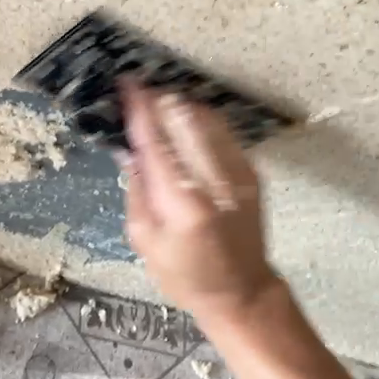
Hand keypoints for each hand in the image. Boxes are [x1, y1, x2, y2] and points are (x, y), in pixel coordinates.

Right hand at [117, 81, 279, 324]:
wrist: (243, 294)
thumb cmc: (185, 275)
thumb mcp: (145, 240)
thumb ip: (136, 190)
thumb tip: (129, 149)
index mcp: (182, 203)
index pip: (155, 140)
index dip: (139, 107)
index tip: (127, 84)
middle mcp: (213, 182)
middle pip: (184, 120)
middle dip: (159, 99)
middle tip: (140, 90)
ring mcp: (237, 175)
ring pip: (206, 119)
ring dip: (180, 105)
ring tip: (161, 102)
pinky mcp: (251, 174)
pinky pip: (224, 132)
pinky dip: (202, 119)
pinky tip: (186, 121)